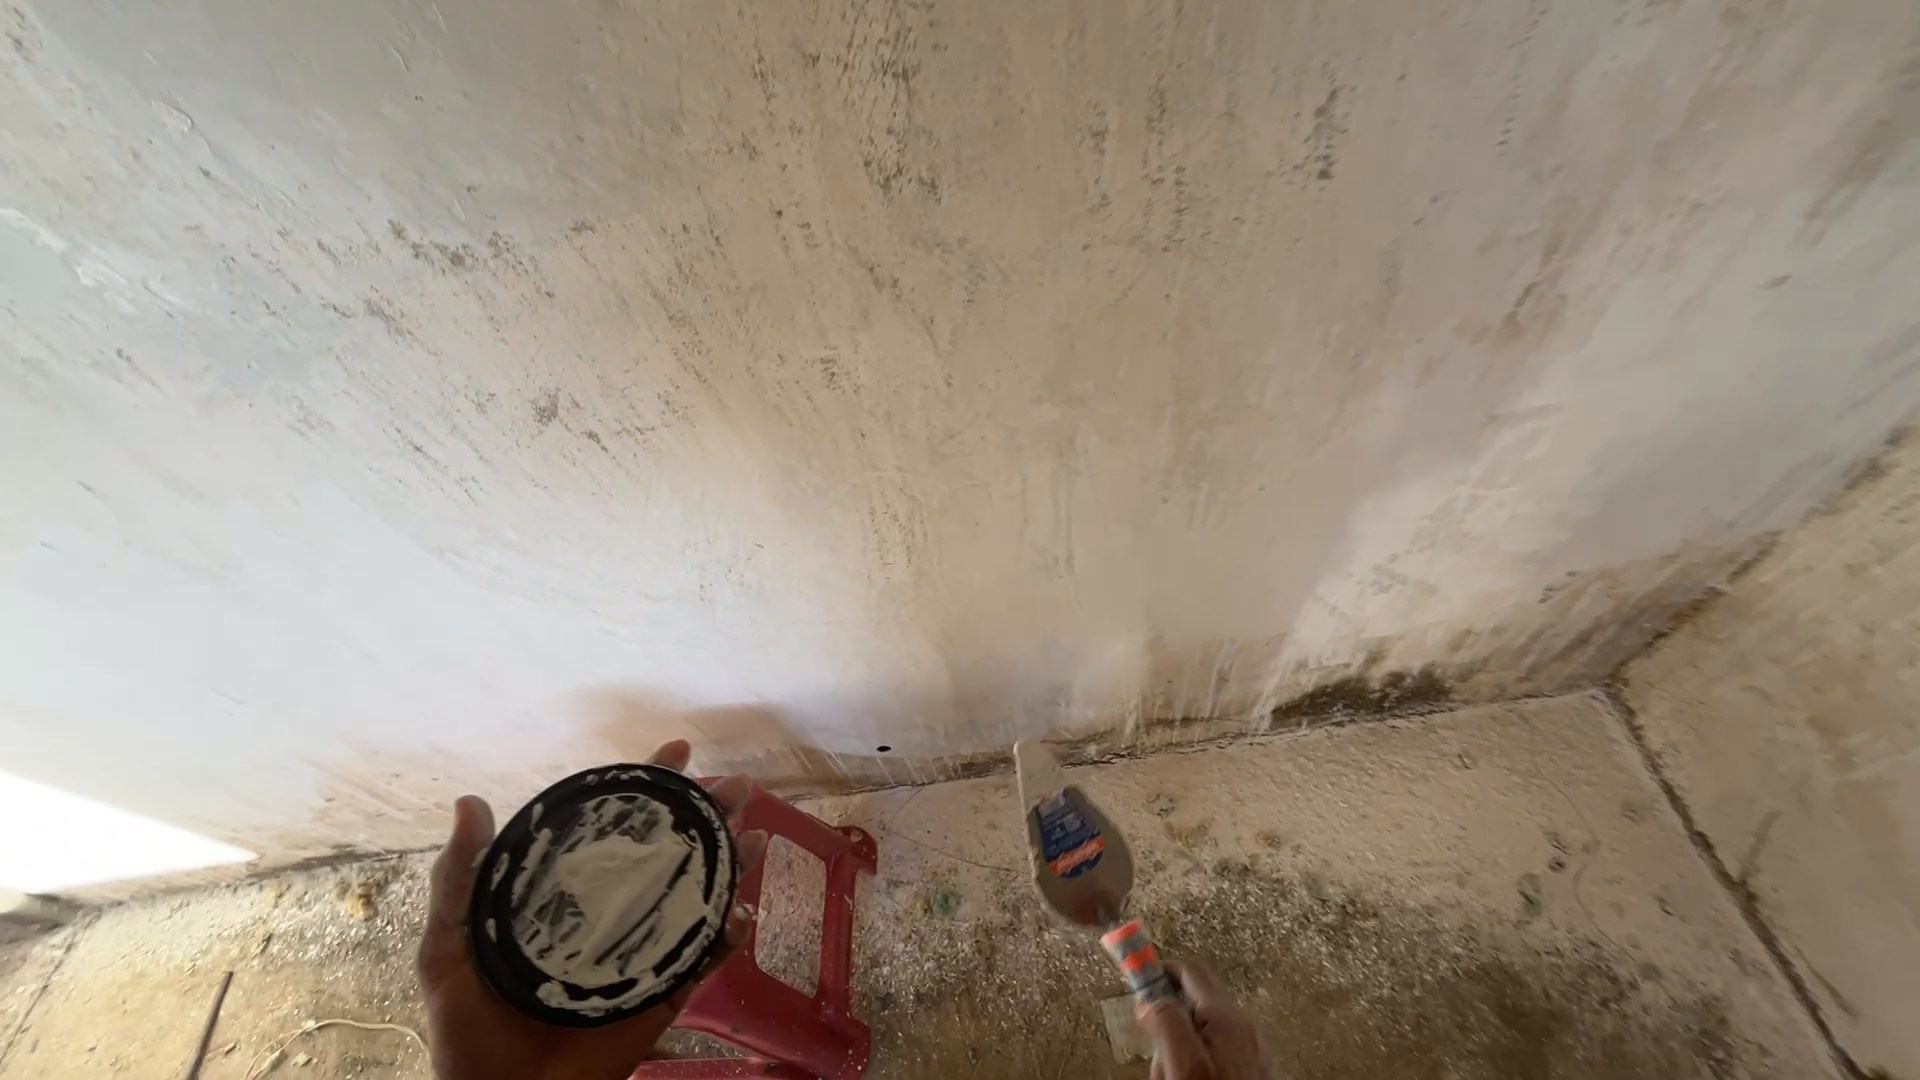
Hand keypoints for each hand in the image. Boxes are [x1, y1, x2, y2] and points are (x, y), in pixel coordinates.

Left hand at [415, 740, 769, 1079]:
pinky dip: (730, 933)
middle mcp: (621, 907)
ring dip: (734, 862)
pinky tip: (742, 912)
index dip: (651, 784)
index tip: (679, 751)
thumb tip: (468, 802)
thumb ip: (459, 880)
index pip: (619, 824)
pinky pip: (707, 956)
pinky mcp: (667, 988)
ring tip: (755, 836)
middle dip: (711, 811)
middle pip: (675, 848)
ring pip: (703, 892)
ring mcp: (649, 947)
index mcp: (578, 890)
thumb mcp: (449, 950)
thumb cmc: (472, 1030)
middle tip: (737, 785)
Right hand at [1136, 962, 1275, 1079]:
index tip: (1137, 990)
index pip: (1189, 971)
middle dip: (1168, 1023)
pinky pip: (1217, 1058)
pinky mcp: (1255, 1075)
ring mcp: (1253, 1053)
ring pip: (1203, 1035)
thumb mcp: (1183, 1064)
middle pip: (1194, 1004)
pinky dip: (1198, 1067)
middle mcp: (1245, 1029)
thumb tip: (1149, 999)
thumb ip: (1166, 1021)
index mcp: (1227, 1018)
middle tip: (1157, 1055)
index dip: (1160, 972)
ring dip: (1179, 1053)